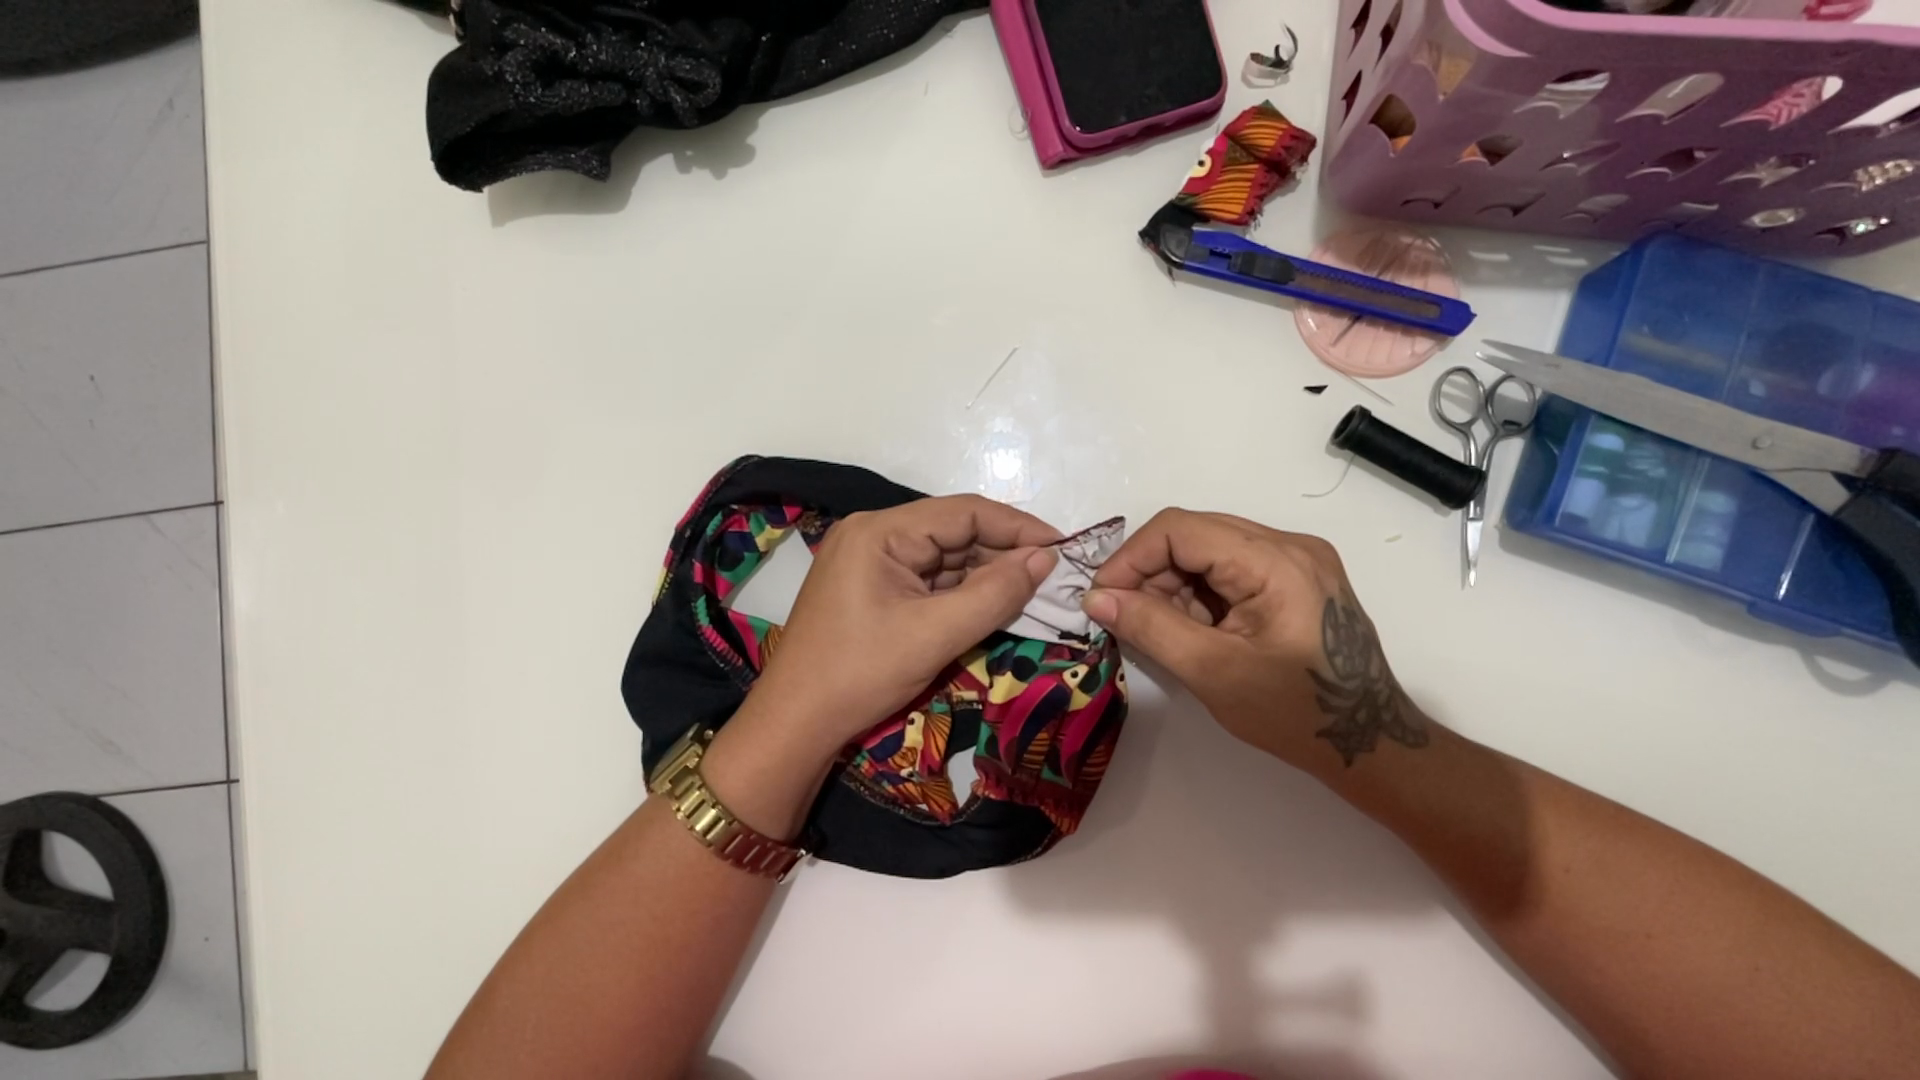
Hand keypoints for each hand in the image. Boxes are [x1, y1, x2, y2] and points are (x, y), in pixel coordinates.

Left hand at [743, 495, 1060, 756]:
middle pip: (955, 533)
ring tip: (1036, 593)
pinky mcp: (873, 591)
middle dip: (1005, 554)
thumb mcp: (934, 635)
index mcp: (880, 531)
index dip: (1018, 527)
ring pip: (945, 559)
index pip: (964, 512)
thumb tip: (1045, 559)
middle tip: (1055, 578)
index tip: (1064, 548)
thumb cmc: (859, 675)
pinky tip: (996, 607)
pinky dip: (962, 594)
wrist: (794, 725)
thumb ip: (994, 594)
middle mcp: (874, 536)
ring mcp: (871, 564)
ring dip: (987, 576)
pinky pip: (929, 582)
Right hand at [1081, 509, 1425, 773]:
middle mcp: (1290, 545)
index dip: (1131, 557)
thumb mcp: (1212, 671)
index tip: (1103, 599)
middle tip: (1128, 618)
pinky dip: (1201, 593)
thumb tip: (1095, 597)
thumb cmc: (1293, 713)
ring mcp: (1297, 560)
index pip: (1180, 529)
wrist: (1369, 744)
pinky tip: (1195, 629)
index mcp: (1276, 561)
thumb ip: (1150, 627)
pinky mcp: (1296, 578)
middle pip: (1195, 534)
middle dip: (1150, 572)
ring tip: (1165, 630)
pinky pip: (1231, 568)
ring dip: (1174, 584)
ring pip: (1210, 550)